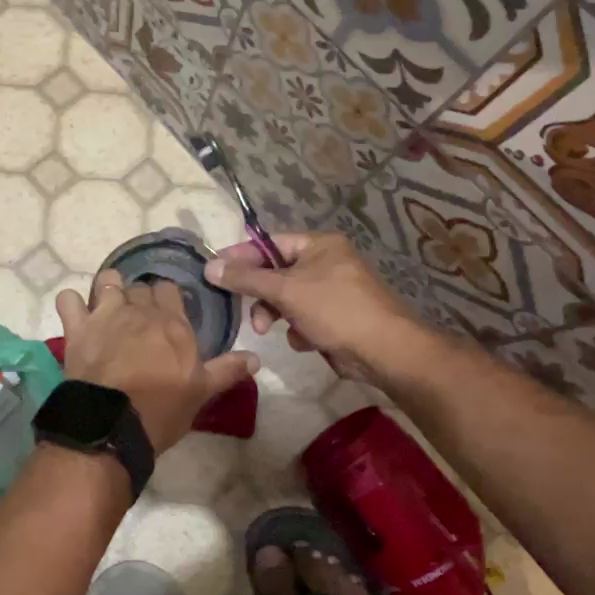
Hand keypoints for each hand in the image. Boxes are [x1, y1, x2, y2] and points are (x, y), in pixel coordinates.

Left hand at [54, 270, 259, 451]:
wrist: (114, 426)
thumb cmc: (162, 409)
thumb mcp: (202, 392)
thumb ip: (228, 369)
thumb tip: (257, 357)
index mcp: (172, 322)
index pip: (169, 288)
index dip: (165, 298)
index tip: (164, 313)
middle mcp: (139, 310)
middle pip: (139, 286)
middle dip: (138, 297)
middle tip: (137, 319)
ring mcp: (105, 315)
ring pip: (107, 281)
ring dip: (108, 289)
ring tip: (107, 309)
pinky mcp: (77, 328)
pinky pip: (67, 299)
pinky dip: (71, 304)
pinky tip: (76, 316)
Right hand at [203, 232, 430, 381]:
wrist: (384, 351)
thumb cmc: (335, 309)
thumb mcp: (285, 290)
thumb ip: (246, 279)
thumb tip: (209, 266)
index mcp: (319, 245)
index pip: (269, 243)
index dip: (241, 256)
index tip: (214, 270)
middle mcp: (327, 262)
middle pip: (277, 273)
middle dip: (262, 296)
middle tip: (249, 314)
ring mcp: (334, 291)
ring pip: (288, 299)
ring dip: (278, 315)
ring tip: (274, 331)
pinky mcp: (337, 318)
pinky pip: (304, 317)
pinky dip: (300, 329)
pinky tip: (306, 342)